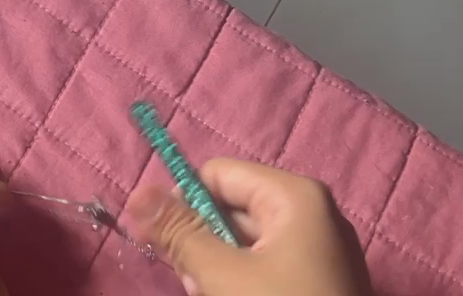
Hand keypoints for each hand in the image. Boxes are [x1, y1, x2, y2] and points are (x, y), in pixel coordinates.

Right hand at [128, 159, 370, 295]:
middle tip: (197, 285)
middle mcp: (313, 214)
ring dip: (220, 271)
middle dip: (204, 247)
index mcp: (295, 196)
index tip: (171, 247)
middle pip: (230, 209)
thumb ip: (177, 231)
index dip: (186, 206)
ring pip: (245, 244)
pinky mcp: (325, 286)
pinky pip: (268, 268)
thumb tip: (137, 194)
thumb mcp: (223, 276)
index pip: (216, 176)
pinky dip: (244, 285)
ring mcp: (323, 253)